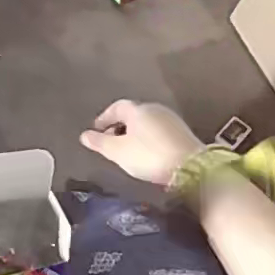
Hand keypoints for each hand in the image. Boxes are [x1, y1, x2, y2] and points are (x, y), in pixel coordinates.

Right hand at [79, 100, 206, 185]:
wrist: (189, 167)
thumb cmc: (148, 156)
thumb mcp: (117, 152)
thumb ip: (99, 143)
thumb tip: (84, 135)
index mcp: (137, 110)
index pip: (116, 107)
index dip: (104, 118)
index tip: (96, 130)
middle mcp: (154, 109)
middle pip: (132, 113)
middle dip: (118, 125)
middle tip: (109, 140)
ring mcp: (170, 119)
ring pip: (145, 122)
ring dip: (133, 132)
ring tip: (125, 148)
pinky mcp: (181, 132)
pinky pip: (157, 130)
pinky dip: (146, 137)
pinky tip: (145, 152)